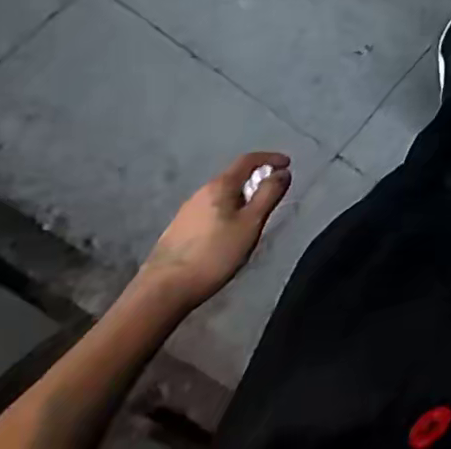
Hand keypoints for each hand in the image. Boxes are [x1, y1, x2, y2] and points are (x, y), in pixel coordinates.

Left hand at [133, 151, 291, 312]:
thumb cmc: (214, 254)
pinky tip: (227, 233)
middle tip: (273, 195)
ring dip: (241, 197)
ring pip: (222, 195)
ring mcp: (187, 211)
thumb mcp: (250, 224)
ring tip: (253, 217)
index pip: (248, 160)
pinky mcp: (179, 229)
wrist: (162, 291)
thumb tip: (283, 172)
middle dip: (256, 180)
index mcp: (220, 186)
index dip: (270, 158)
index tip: (288, 164)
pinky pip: (211, 210)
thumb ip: (269, 195)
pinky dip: (227, 210)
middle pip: (234, 176)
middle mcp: (201, 192)